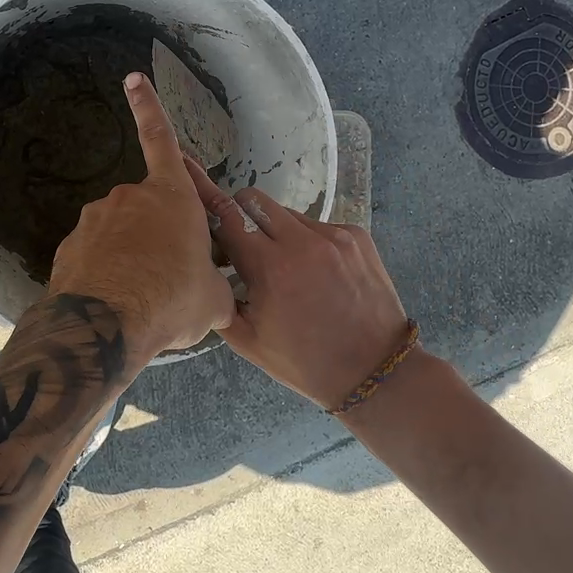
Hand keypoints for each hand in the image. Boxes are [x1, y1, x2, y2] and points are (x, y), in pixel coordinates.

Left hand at [48, 73, 236, 357]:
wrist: (107, 324)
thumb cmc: (173, 298)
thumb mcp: (214, 298)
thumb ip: (214, 285)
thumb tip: (217, 296)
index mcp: (171, 196)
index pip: (161, 139)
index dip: (148, 107)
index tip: (131, 78)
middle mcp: (129, 198)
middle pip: (148, 208)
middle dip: (159, 235)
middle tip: (171, 276)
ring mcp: (94, 220)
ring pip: (120, 234)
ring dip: (132, 257)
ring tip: (144, 298)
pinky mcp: (69, 247)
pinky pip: (95, 255)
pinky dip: (106, 272)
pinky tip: (115, 303)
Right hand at [185, 162, 410, 408]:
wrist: (376, 373)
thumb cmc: (303, 362)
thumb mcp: (246, 339)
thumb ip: (217, 296)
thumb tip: (201, 263)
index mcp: (270, 267)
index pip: (226, 216)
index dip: (207, 208)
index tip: (196, 201)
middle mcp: (302, 242)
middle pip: (252, 199)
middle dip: (239, 214)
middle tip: (242, 243)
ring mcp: (334, 235)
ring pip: (285, 212)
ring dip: (274, 230)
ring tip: (284, 265)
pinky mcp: (357, 236)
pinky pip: (317, 225)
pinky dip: (307, 241)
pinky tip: (315, 272)